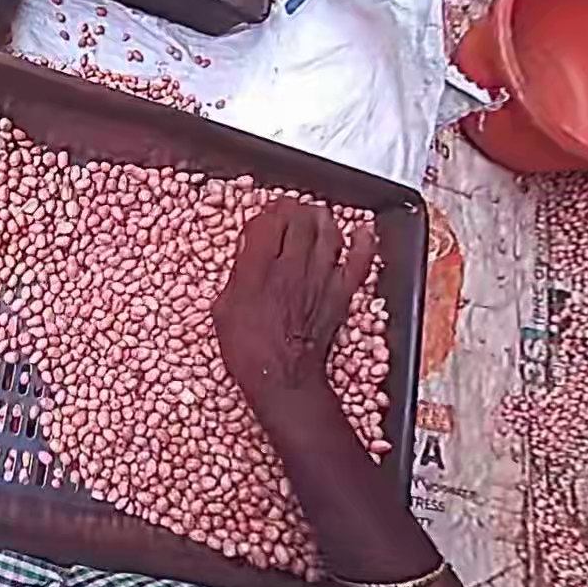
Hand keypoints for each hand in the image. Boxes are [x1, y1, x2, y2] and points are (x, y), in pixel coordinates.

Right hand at [212, 198, 376, 414]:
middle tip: (286, 209)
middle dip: (292, 209)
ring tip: (313, 213)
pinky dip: (363, 242)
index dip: (264, 214)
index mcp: (258, 270)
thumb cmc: (248, 348)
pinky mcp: (341, 293)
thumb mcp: (224, 309)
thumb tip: (245, 256)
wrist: (283, 377)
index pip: (267, 223)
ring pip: (328, 232)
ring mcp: (320, 279)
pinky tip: (362, 231)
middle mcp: (291, 268)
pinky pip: (360, 260)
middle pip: (299, 220)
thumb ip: (236, 277)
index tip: (261, 216)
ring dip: (321, 217)